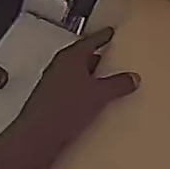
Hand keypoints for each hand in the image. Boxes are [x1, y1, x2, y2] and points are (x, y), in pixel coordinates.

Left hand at [1, 27, 138, 168]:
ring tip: (105, 78)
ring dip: (89, 74)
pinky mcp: (49, 99)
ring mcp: (52, 83)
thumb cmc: (65, 109)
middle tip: (111, 54)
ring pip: (75, 72)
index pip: (90, 41)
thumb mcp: (100, 95)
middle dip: (96, 55)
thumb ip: (118, 84)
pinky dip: (82, 88)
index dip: (102, 36)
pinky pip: (70, 87)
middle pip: (81, 55)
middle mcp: (59, 66)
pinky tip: (91, 99)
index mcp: (71, 57)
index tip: (110, 32)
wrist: (36, 137)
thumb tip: (133, 78)